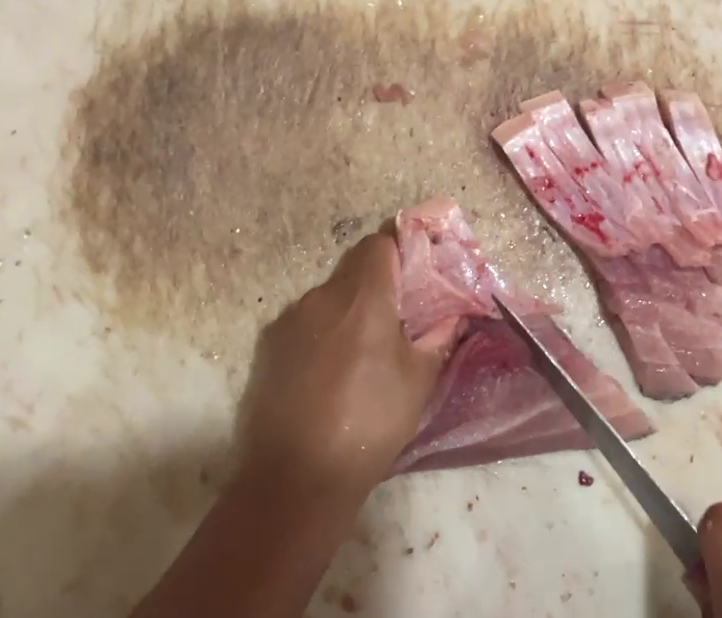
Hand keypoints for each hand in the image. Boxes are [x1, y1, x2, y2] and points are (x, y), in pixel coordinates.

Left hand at [234, 232, 446, 498]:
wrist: (294, 478)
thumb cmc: (369, 423)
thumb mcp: (418, 381)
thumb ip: (438, 338)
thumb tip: (454, 315)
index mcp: (363, 297)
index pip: (381, 243)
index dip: (401, 248)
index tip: (418, 270)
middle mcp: (322, 297)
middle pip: (353, 267)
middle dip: (378, 281)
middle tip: (399, 315)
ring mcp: (288, 321)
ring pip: (328, 296)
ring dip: (348, 309)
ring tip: (363, 352)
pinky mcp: (267, 347)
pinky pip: (303, 323)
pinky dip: (322, 333)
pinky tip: (330, 373)